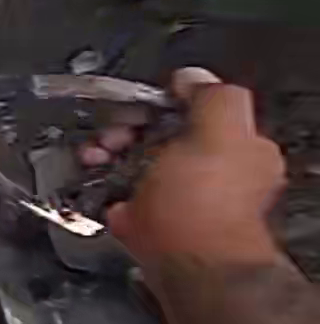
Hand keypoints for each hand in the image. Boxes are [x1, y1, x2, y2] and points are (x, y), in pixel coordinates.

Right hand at [86, 68, 286, 267]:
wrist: (180, 247)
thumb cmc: (204, 195)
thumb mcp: (221, 138)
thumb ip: (213, 101)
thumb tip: (193, 75)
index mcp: (232, 145)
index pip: (190, 108)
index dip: (161, 102)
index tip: (142, 109)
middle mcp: (202, 159)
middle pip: (150, 125)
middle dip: (123, 124)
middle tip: (116, 134)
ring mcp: (166, 177)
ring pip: (124, 144)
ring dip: (102, 143)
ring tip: (97, 154)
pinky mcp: (135, 191)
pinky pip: (106, 166)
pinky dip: (94, 163)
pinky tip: (91, 166)